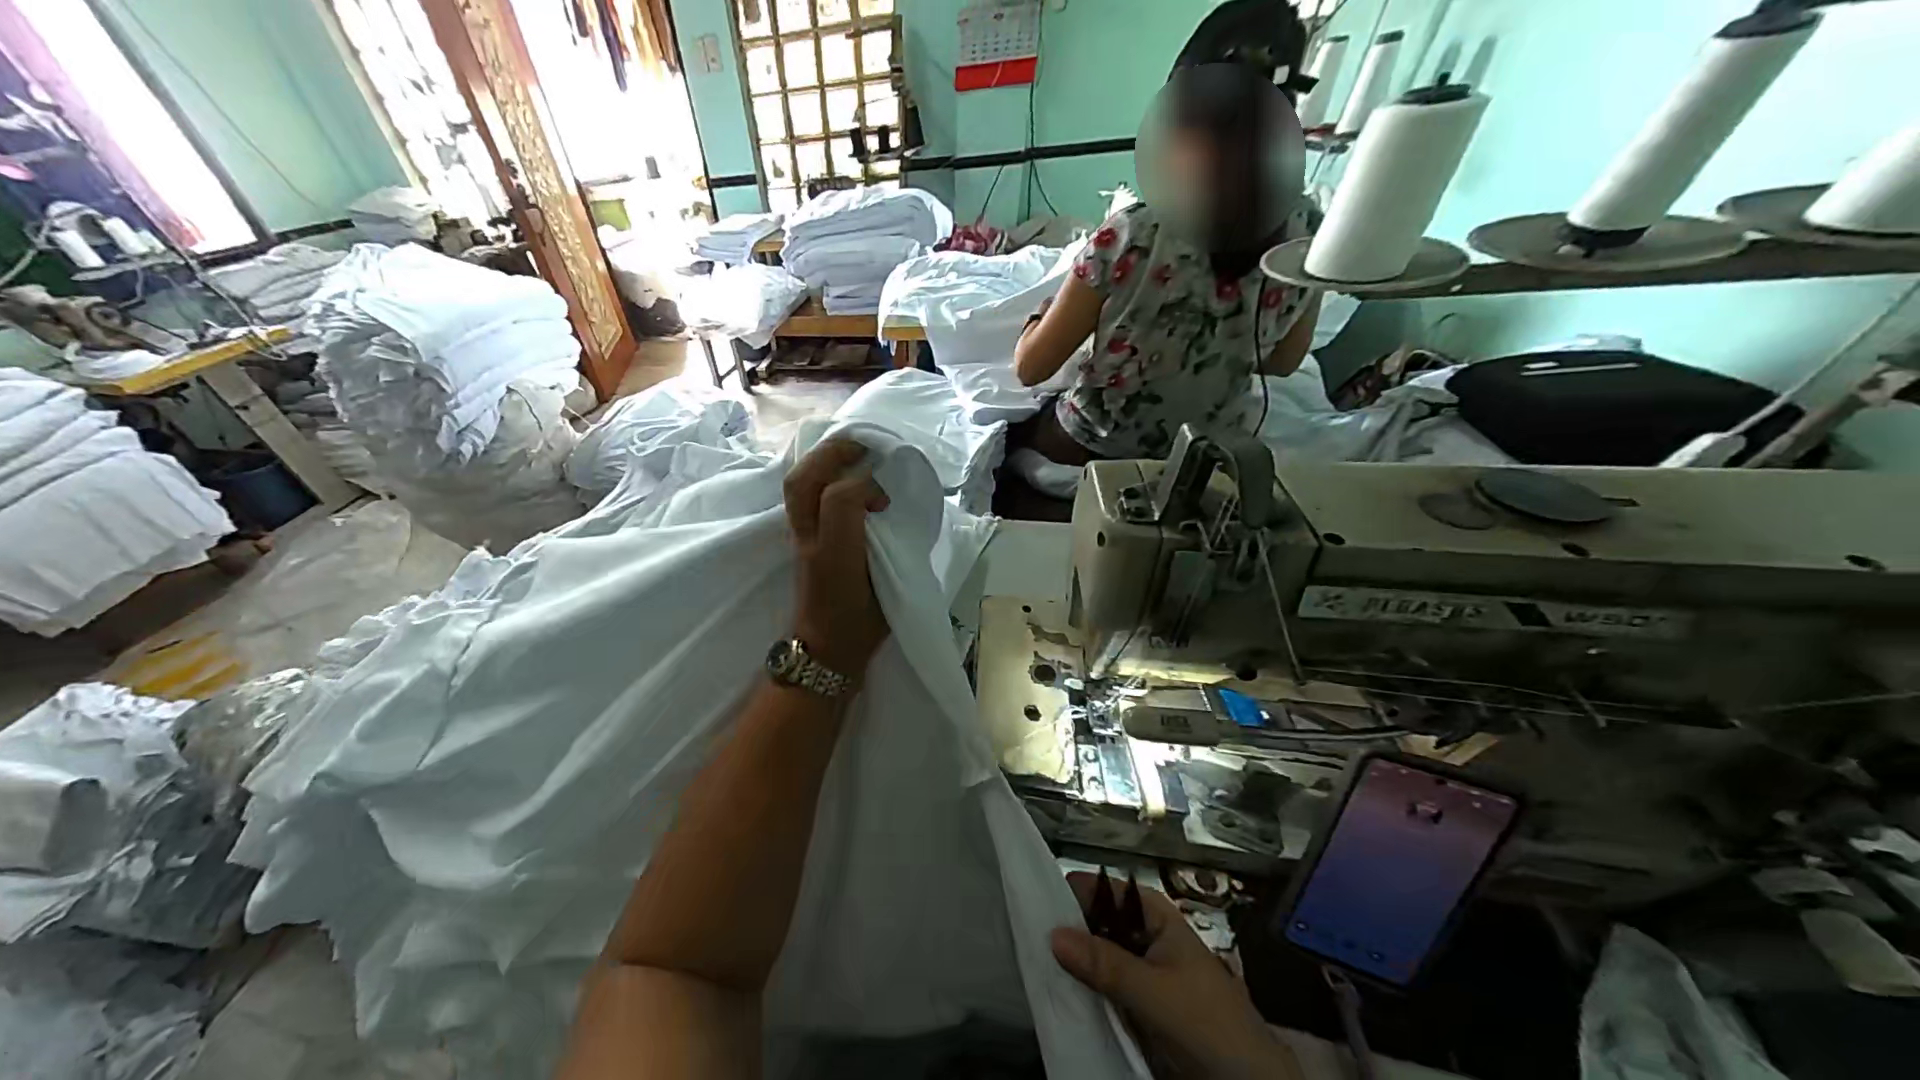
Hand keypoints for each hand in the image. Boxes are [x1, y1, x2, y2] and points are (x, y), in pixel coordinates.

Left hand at [782, 437, 890, 677]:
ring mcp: (800, 537)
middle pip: (802, 481)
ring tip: (850, 451)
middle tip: (862, 446)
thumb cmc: (860, 623)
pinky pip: (800, 495)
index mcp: (833, 552)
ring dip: (820, 459)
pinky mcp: (799, 539)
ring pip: (796, 485)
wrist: (827, 651)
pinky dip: (816, 474)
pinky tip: (838, 471)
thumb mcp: (886, 587)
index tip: (887, 499)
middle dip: (830, 454)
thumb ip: (888, 544)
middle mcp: (810, 539)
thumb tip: (883, 504)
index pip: (839, 498)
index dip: (866, 486)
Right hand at [1052, 873, 1300, 1079]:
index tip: (1037, 894)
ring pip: (1099, 958)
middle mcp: (1148, 939)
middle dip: (1070, 927)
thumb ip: (1105, 963)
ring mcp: (1143, 974)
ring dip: (1074, 961)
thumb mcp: (1154, 990)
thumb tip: (1051, 932)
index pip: (1110, 890)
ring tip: (1034, 958)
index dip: (1078, 889)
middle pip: (1101, 923)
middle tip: (1027, 930)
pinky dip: (1083, 989)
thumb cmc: (1207, 1022)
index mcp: (1158, 919)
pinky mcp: (1138, 1008)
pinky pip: (1103, 990)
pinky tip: (1057, 990)